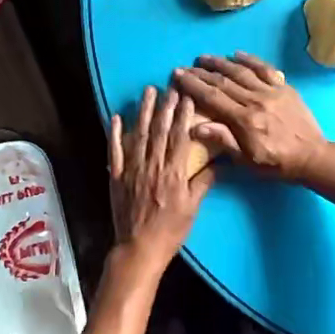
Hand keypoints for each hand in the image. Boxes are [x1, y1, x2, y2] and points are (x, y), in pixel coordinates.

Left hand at [109, 85, 214, 267]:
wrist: (140, 247)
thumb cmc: (171, 230)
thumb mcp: (193, 208)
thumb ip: (204, 182)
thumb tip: (220, 163)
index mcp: (173, 173)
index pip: (179, 137)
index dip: (183, 115)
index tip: (187, 97)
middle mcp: (152, 166)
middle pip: (159, 130)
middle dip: (165, 106)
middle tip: (170, 86)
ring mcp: (131, 169)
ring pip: (138, 135)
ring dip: (143, 112)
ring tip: (148, 92)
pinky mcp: (115, 176)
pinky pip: (114, 151)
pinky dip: (114, 133)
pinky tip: (116, 117)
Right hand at [173, 53, 331, 180]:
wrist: (313, 157)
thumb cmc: (276, 163)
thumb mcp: (247, 160)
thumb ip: (223, 140)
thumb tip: (196, 126)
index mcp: (244, 120)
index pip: (212, 97)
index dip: (193, 85)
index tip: (178, 75)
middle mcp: (256, 100)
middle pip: (223, 82)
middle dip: (201, 73)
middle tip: (185, 66)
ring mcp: (271, 91)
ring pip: (241, 72)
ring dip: (221, 62)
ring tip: (204, 57)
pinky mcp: (284, 88)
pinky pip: (265, 69)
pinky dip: (250, 60)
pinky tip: (237, 53)